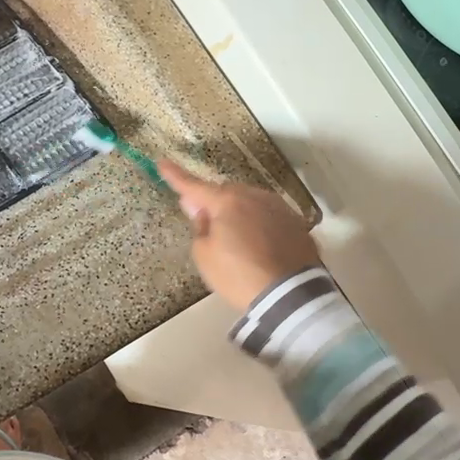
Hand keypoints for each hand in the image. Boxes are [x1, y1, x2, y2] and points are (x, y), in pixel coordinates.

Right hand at [158, 161, 320, 311]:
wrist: (290, 297)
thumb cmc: (239, 275)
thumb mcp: (204, 255)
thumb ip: (200, 227)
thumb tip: (200, 209)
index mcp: (227, 202)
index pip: (193, 186)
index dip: (175, 176)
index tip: (162, 162)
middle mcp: (255, 197)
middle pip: (226, 193)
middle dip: (215, 203)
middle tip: (206, 221)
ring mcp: (280, 209)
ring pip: (250, 203)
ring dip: (239, 213)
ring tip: (237, 240)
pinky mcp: (298, 225)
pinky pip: (269, 218)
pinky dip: (260, 225)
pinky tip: (260, 246)